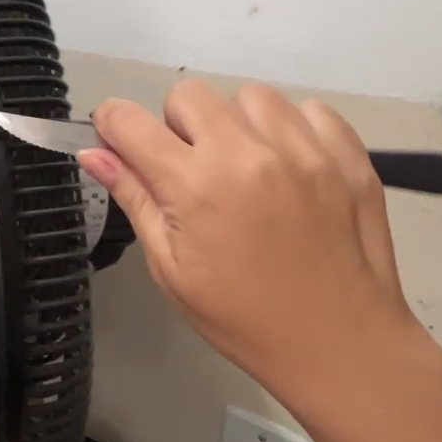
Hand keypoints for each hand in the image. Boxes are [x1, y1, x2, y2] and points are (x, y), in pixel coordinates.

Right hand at [77, 81, 422, 395]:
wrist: (343, 347)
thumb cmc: (241, 316)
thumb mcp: (170, 266)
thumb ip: (134, 198)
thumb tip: (92, 153)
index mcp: (195, 184)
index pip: (128, 120)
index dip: (112, 125)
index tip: (118, 143)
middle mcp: (248, 153)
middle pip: (187, 94)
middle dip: (175, 123)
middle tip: (189, 169)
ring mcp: (304, 151)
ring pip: (248, 95)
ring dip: (234, 121)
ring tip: (244, 165)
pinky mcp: (348, 156)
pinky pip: (309, 109)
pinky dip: (290, 127)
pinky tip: (288, 166)